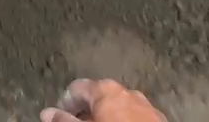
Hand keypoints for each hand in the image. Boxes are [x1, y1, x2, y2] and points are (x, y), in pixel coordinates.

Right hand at [41, 79, 166, 121]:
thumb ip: (64, 120)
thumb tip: (46, 112)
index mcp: (105, 88)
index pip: (76, 88)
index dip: (65, 104)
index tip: (60, 118)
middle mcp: (126, 90)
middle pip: (99, 97)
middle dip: (88, 112)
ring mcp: (147, 106)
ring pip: (120, 108)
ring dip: (109, 117)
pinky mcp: (162, 121)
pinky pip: (137, 118)